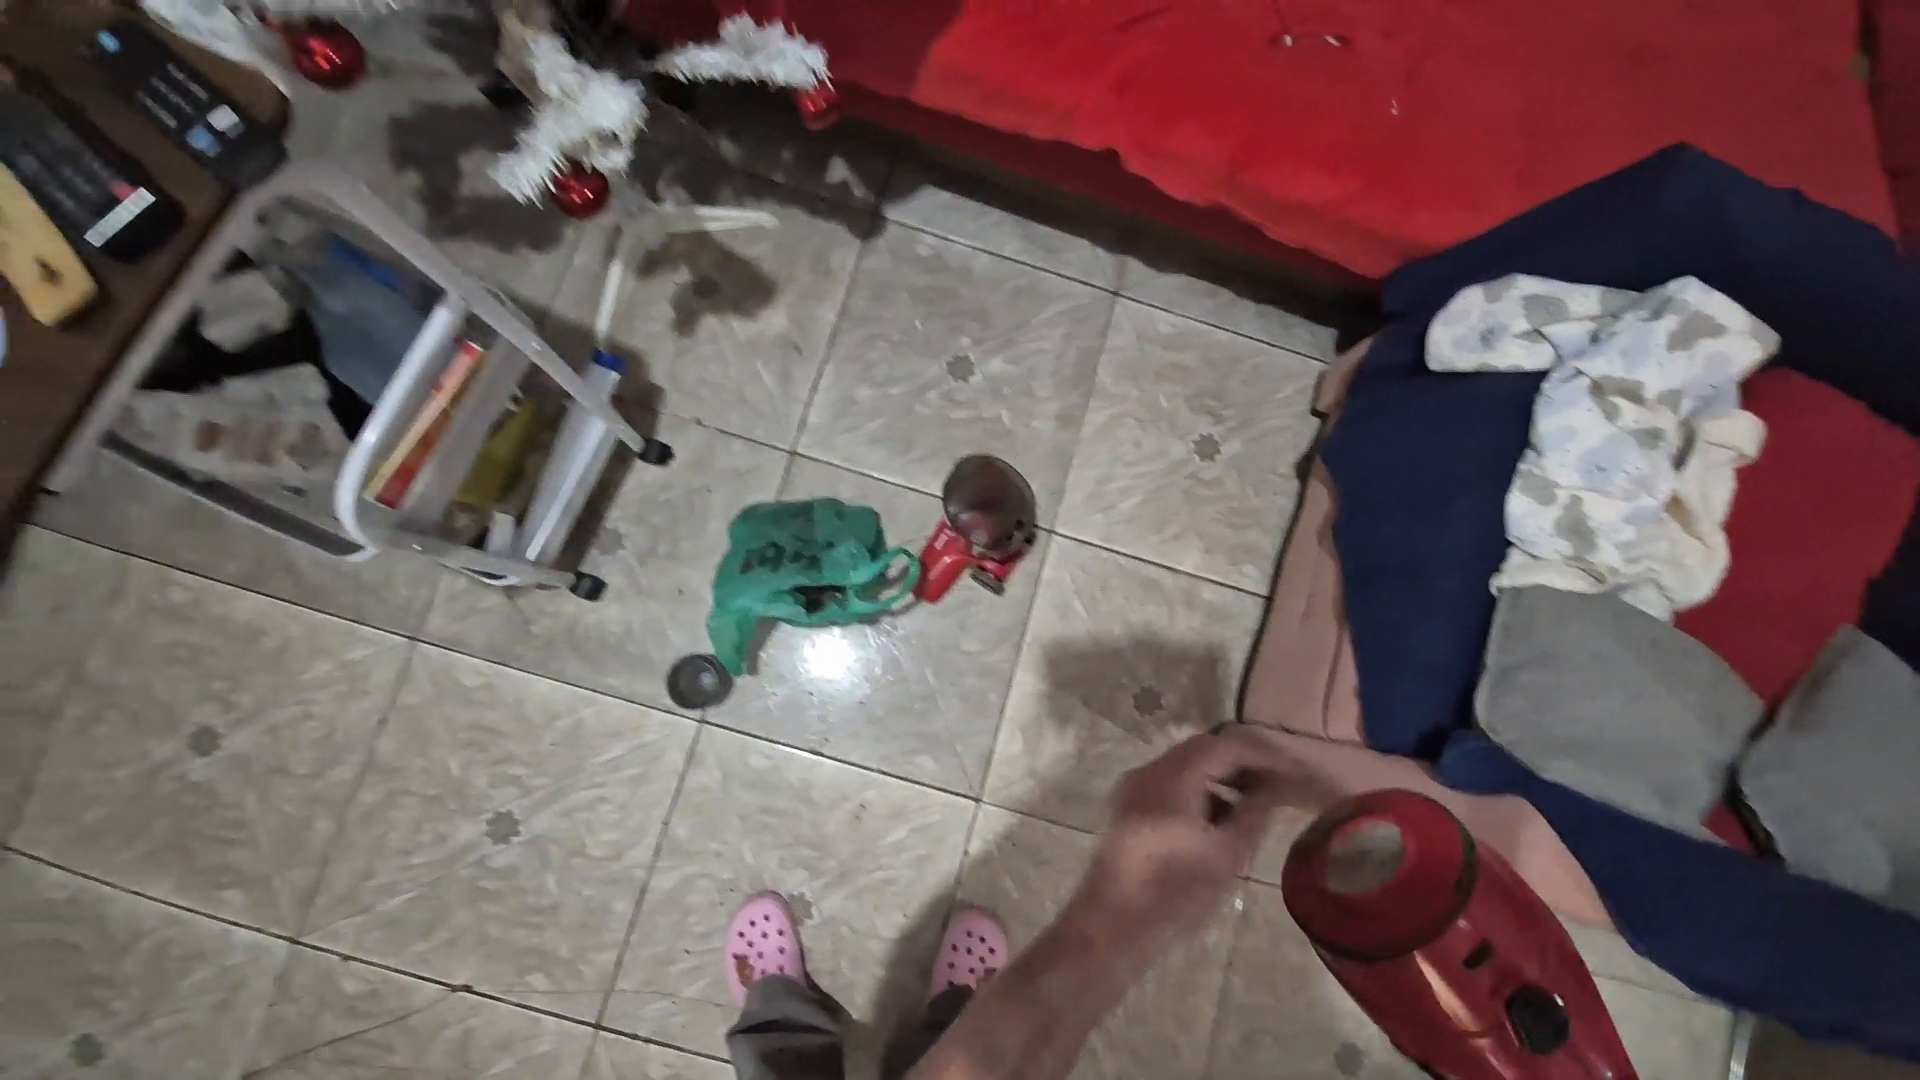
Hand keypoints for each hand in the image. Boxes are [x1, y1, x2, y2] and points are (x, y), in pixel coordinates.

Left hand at [1064, 727, 1294, 963]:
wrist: (1111, 926)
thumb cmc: (1174, 895)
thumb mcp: (1226, 857)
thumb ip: (1253, 814)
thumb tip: (1273, 788)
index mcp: (1171, 778)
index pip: (1224, 747)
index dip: (1263, 758)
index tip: (1292, 774)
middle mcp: (1148, 771)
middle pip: (1202, 750)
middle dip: (1243, 763)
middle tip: (1278, 785)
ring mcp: (1134, 787)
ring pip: (1186, 765)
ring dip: (1222, 776)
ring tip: (1257, 801)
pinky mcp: (1129, 806)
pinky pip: (1171, 783)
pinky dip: (1200, 790)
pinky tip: (1222, 817)